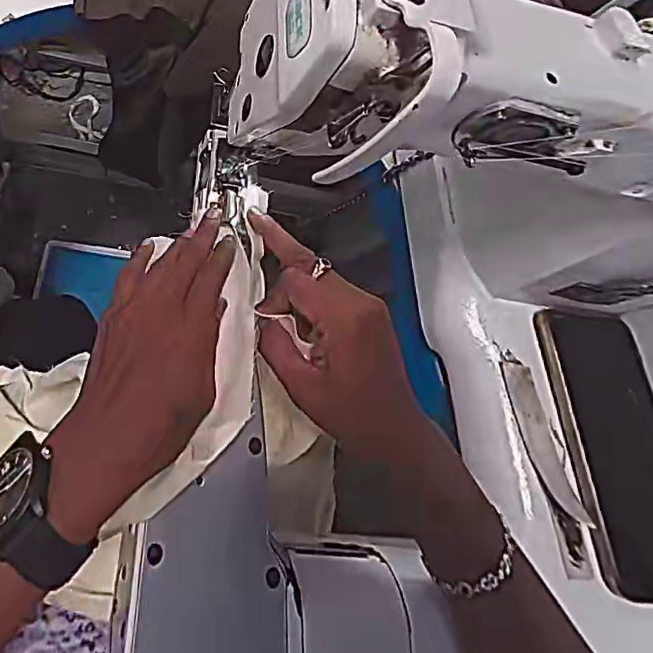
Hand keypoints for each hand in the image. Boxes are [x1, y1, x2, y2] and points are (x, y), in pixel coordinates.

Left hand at [44, 212, 235, 542]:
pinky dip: (139, 259)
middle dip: (203, 236)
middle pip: (186, 261)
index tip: (230, 245)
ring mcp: (134, 312)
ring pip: (160, 263)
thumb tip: (214, 318)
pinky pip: (128, 276)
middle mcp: (161, 312)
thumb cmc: (156, 426)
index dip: (223, 257)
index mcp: (191, 329)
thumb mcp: (204, 390)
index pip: (211, 278)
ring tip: (192, 228)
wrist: (106, 440)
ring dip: (178, 242)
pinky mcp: (114, 319)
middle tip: (214, 218)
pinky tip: (147, 249)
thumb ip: (210, 346)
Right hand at [251, 211, 438, 466]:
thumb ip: (275, 344)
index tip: (262, 313)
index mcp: (345, 318)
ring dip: (299, 290)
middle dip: (284, 265)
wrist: (393, 429)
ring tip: (288, 320)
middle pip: (311, 266)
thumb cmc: (355, 415)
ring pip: (322, 275)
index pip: (298, 279)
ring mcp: (369, 305)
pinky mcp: (370, 311)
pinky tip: (307, 327)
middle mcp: (362, 303)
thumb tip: (262, 318)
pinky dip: (314, 300)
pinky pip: (334, 290)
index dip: (274, 295)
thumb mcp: (301, 386)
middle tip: (259, 223)